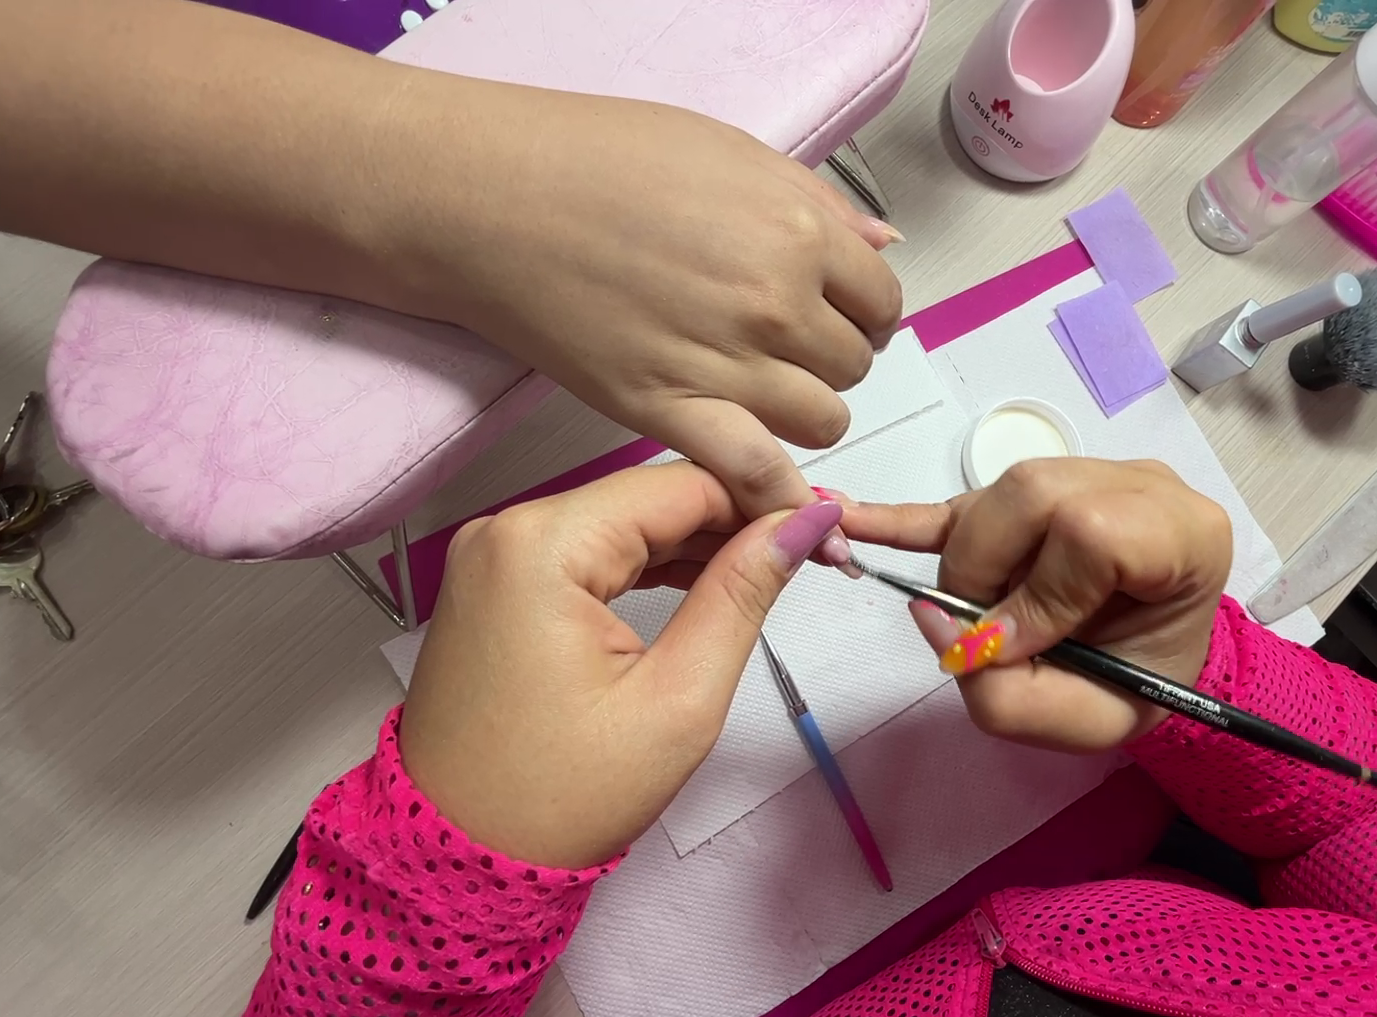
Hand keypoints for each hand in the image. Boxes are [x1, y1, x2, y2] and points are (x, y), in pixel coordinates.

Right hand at [384, 81, 903, 521]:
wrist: (492, 199)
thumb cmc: (598, 160)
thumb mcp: (731, 150)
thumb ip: (820, 204)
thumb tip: (885, 246)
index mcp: (797, 232)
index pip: (882, 303)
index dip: (866, 314)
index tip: (843, 316)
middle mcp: (774, 305)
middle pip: (853, 368)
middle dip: (831, 359)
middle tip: (792, 347)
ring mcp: (725, 366)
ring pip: (821, 423)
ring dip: (806, 413)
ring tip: (766, 392)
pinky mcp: (669, 414)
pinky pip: (756, 474)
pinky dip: (781, 497)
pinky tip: (788, 506)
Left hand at [397, 464, 842, 867]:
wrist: (456, 862)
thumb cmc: (565, 796)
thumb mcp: (678, 698)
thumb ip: (743, 593)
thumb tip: (803, 521)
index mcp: (542, 543)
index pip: (682, 486)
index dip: (764, 499)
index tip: (826, 528)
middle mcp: (509, 528)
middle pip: (652, 499)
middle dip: (736, 522)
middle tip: (811, 552)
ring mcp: (499, 553)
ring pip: (627, 522)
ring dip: (700, 542)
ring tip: (769, 568)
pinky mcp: (502, 581)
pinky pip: (595, 551)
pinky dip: (653, 562)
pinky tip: (707, 578)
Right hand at [838, 459, 1232, 752]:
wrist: (1145, 658)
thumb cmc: (1129, 688)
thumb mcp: (1088, 722)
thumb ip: (1007, 694)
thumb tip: (931, 616)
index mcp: (1183, 535)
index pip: (1091, 534)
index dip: (1039, 595)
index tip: (1013, 645)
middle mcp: (1137, 484)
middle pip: (1027, 495)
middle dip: (982, 573)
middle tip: (980, 628)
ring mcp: (1082, 471)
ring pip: (995, 493)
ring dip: (967, 560)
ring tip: (980, 607)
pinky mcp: (1024, 488)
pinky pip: (956, 500)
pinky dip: (899, 518)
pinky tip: (848, 518)